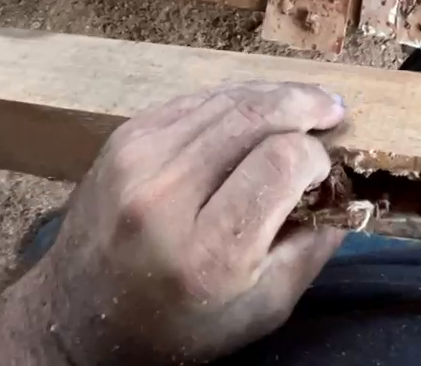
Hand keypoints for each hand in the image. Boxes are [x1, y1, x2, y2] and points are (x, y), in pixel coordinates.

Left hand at [0, 82, 349, 364]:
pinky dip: (233, 99)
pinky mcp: (125, 135)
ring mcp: (139, 155)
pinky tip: (255, 107)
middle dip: (303, 104)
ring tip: (304, 101)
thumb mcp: (260, 311)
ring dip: (272, 94)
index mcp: (206, 251)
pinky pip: (195, 100)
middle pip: (253, 117)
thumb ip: (311, 248)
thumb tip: (344, 187)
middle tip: (333, 107)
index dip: (314, 155)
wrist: (77, 316)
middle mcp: (166, 194)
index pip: (279, 163)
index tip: (326, 165)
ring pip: (225, 99)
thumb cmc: (176, 326)